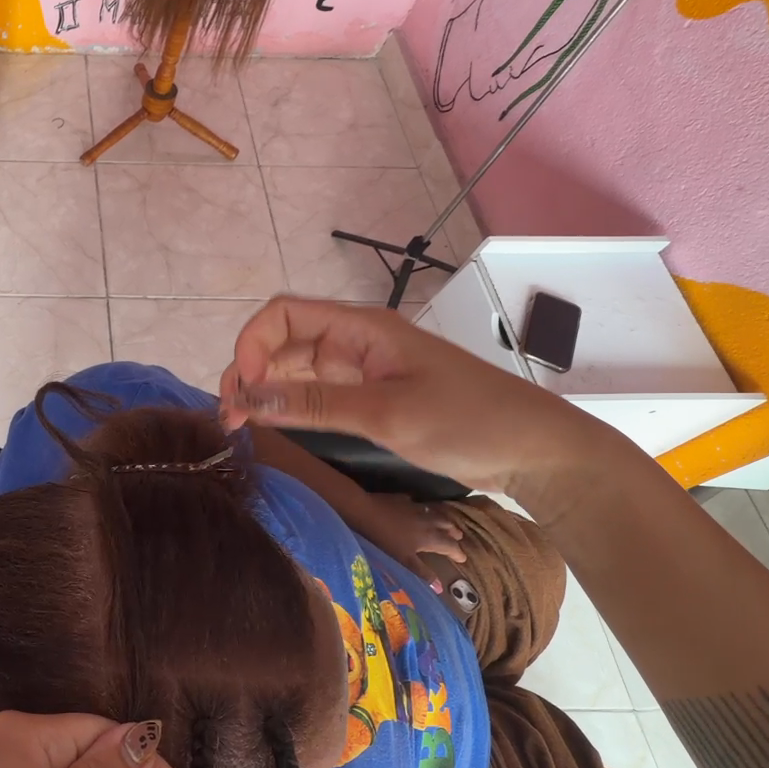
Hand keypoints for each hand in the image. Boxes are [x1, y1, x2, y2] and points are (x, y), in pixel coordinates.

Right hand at [217, 298, 630, 500]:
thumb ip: (314, 403)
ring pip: (292, 368)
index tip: (244, 388)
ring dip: (262, 389)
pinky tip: (271, 422)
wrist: (538, 453)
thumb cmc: (470, 422)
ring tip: (240, 422)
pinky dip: (286, 404)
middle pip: (281, 341)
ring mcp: (360, 370)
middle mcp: (354, 342)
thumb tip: (248, 397)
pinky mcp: (368, 397)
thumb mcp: (386, 414)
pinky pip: (313, 392)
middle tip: (230, 415)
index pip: (284, 315)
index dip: (252, 344)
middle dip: (248, 370)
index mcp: (361, 329)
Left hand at [360, 494, 464, 588]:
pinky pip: (416, 503)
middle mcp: (428, 521)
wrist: (364, 511)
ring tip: (446, 523)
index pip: (450, 546)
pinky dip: (421, 508)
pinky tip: (417, 508)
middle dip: (454, 532)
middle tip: (458, 537)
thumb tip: (439, 588)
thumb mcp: (403, 559)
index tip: (462, 558)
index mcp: (430, 537)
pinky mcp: (402, 499)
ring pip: (435, 513)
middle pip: (447, 526)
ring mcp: (415, 507)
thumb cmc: (384, 539)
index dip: (457, 553)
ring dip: (443, 519)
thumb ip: (421, 572)